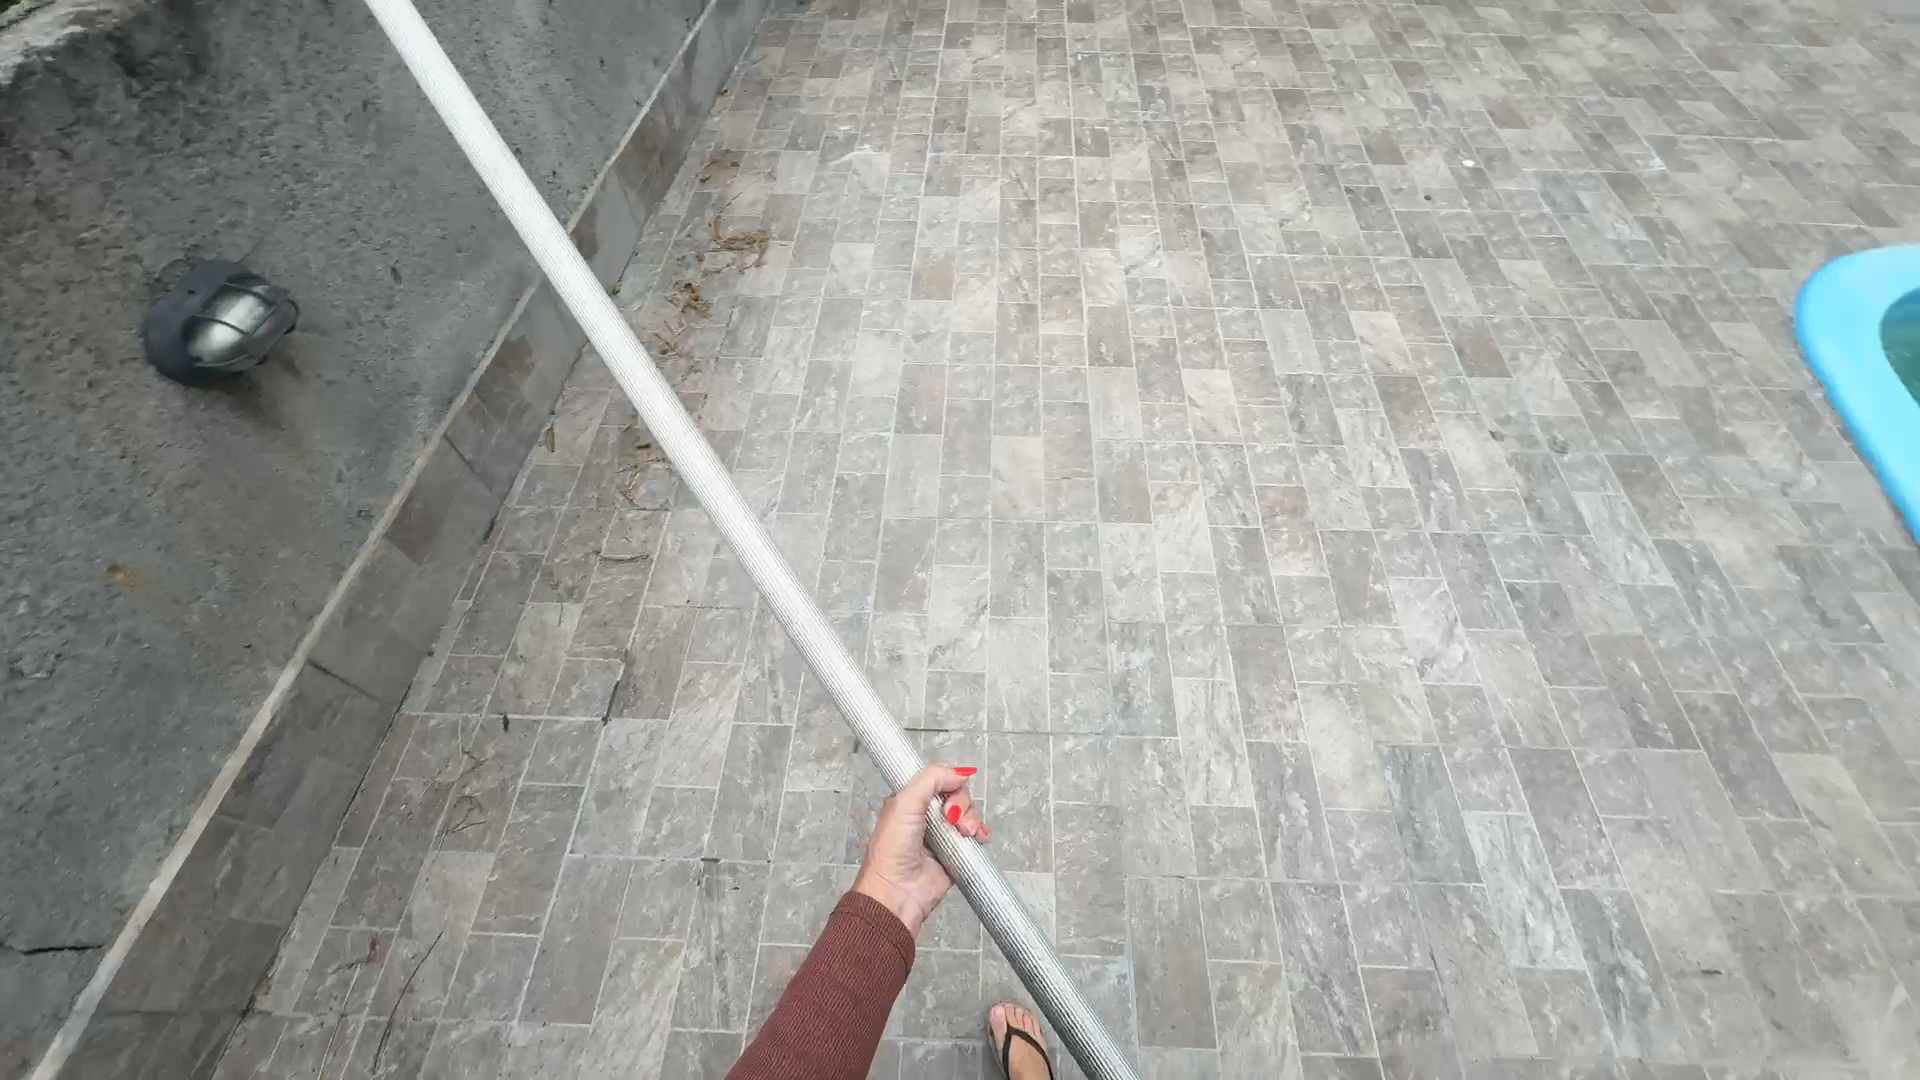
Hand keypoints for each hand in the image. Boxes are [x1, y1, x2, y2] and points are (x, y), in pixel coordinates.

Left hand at [852, 764, 988, 935]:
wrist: (897, 892)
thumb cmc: (892, 849)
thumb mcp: (904, 802)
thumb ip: (931, 779)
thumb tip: (959, 773)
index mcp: (911, 800)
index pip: (938, 778)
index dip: (948, 780)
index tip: (948, 791)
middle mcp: (927, 815)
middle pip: (957, 793)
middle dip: (961, 803)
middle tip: (952, 818)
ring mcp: (943, 834)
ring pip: (968, 813)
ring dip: (972, 818)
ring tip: (964, 832)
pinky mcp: (956, 853)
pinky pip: (976, 835)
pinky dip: (981, 833)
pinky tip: (979, 837)